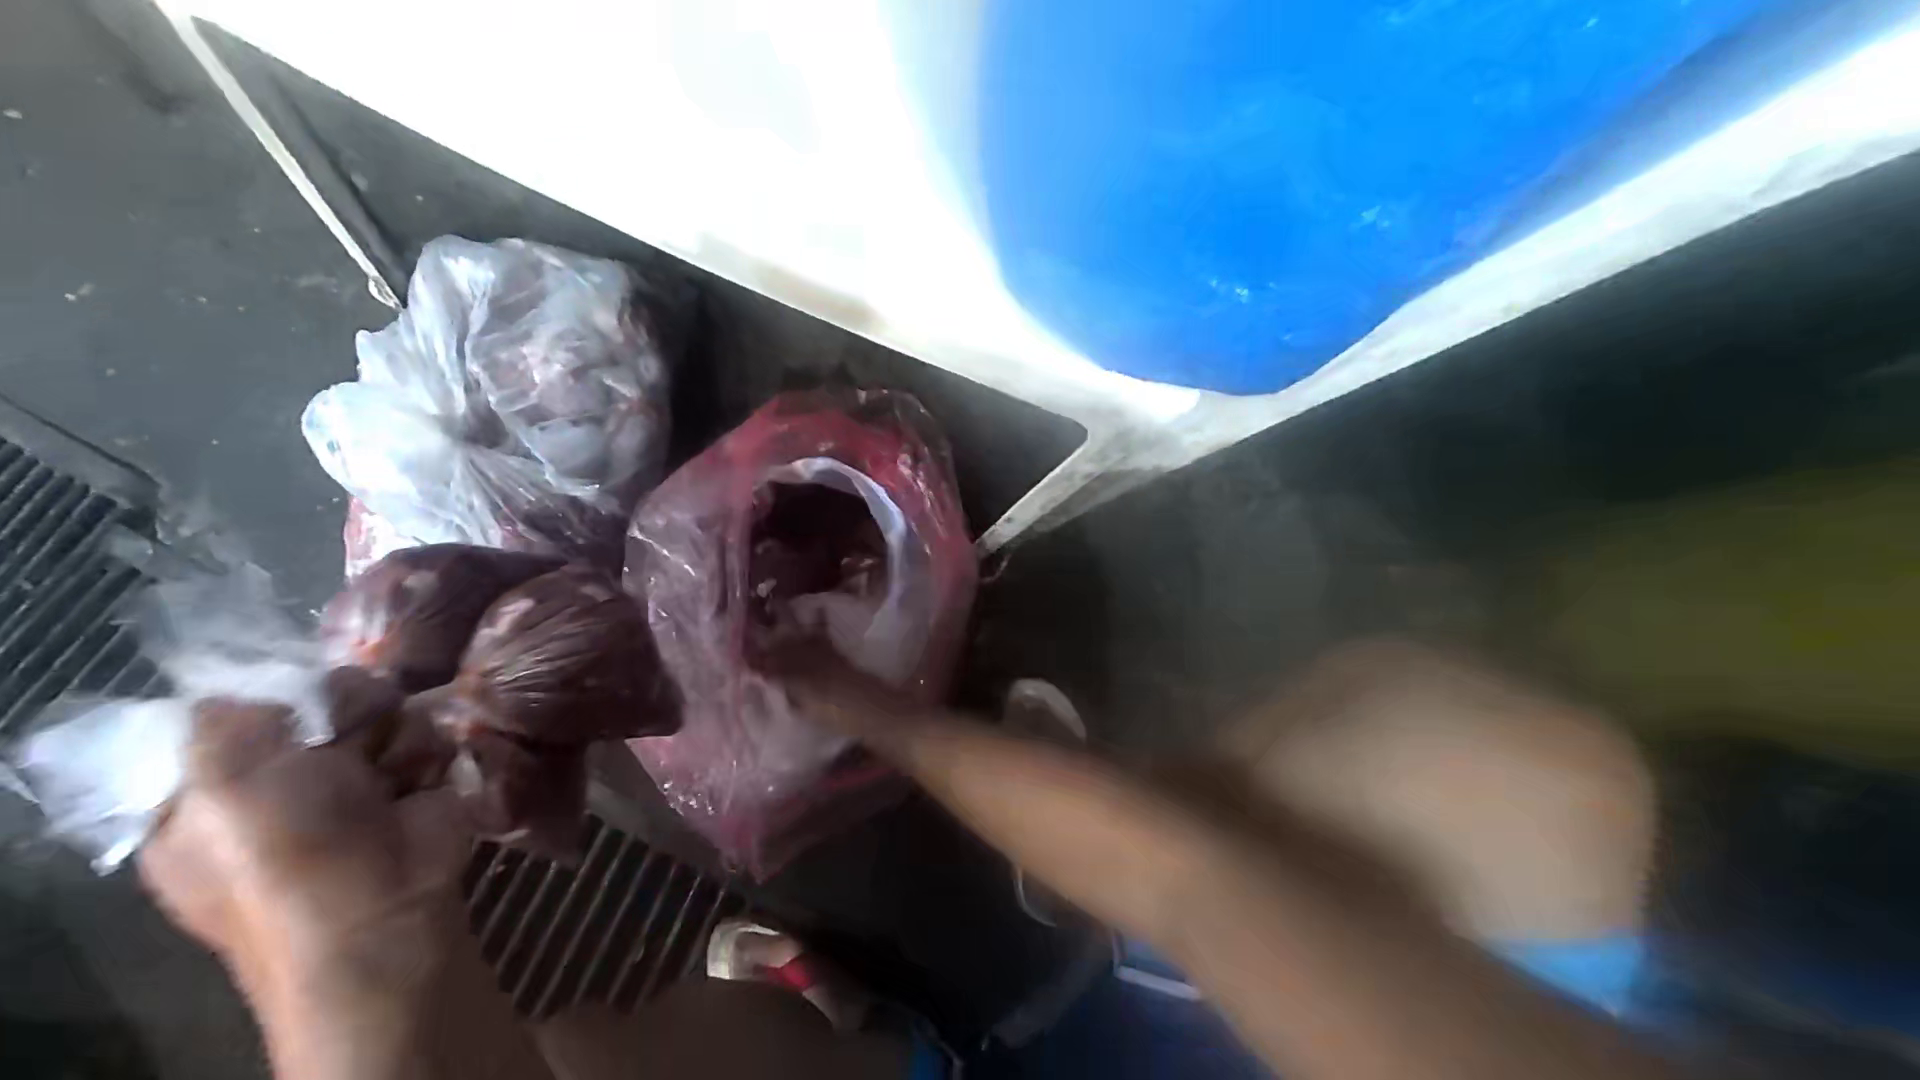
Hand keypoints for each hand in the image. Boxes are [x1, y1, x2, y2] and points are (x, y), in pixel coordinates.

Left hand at [137, 684, 497, 1079]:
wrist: (380, 903)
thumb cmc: (284, 851)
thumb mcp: (220, 782)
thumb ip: (222, 721)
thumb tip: (253, 689)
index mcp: (218, 793)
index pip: (244, 716)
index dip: (273, 701)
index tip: (293, 706)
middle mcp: (290, 782)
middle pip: (325, 702)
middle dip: (344, 710)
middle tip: (346, 738)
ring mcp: (360, 781)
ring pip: (386, 709)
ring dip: (391, 732)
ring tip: (389, 770)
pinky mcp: (419, 780)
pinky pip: (428, 732)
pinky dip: (427, 750)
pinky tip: (419, 777)